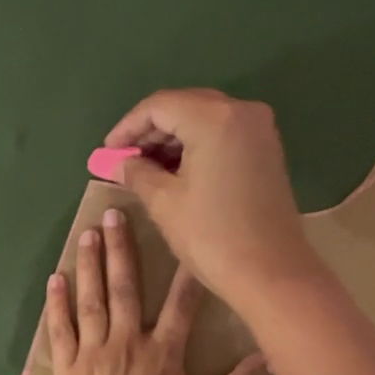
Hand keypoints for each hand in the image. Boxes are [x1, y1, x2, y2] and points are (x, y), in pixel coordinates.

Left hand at [46, 207, 271, 374]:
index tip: (186, 235)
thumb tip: (271, 358)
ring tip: (89, 234)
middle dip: (123, 248)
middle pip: (126, 287)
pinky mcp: (65, 370)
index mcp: (164, 354)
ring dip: (91, 264)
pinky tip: (56, 279)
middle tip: (115, 213)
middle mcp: (127, 344)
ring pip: (91, 300)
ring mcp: (92, 354)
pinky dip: (57, 303)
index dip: (186, 268)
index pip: (181, 302)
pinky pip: (60, 329)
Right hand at [106, 89, 327, 309]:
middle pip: (183, 105)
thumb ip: (138, 174)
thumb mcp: (164, 203)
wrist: (269, 269)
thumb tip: (119, 164)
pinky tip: (173, 172)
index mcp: (213, 119)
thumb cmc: (210, 235)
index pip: (159, 105)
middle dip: (148, 131)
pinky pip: (221, 134)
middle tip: (122, 161)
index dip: (126, 127)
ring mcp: (258, 129)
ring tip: (143, 170)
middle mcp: (240, 111)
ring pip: (203, 118)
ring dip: (170, 139)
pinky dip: (193, 146)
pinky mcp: (264, 149)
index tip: (105, 153)